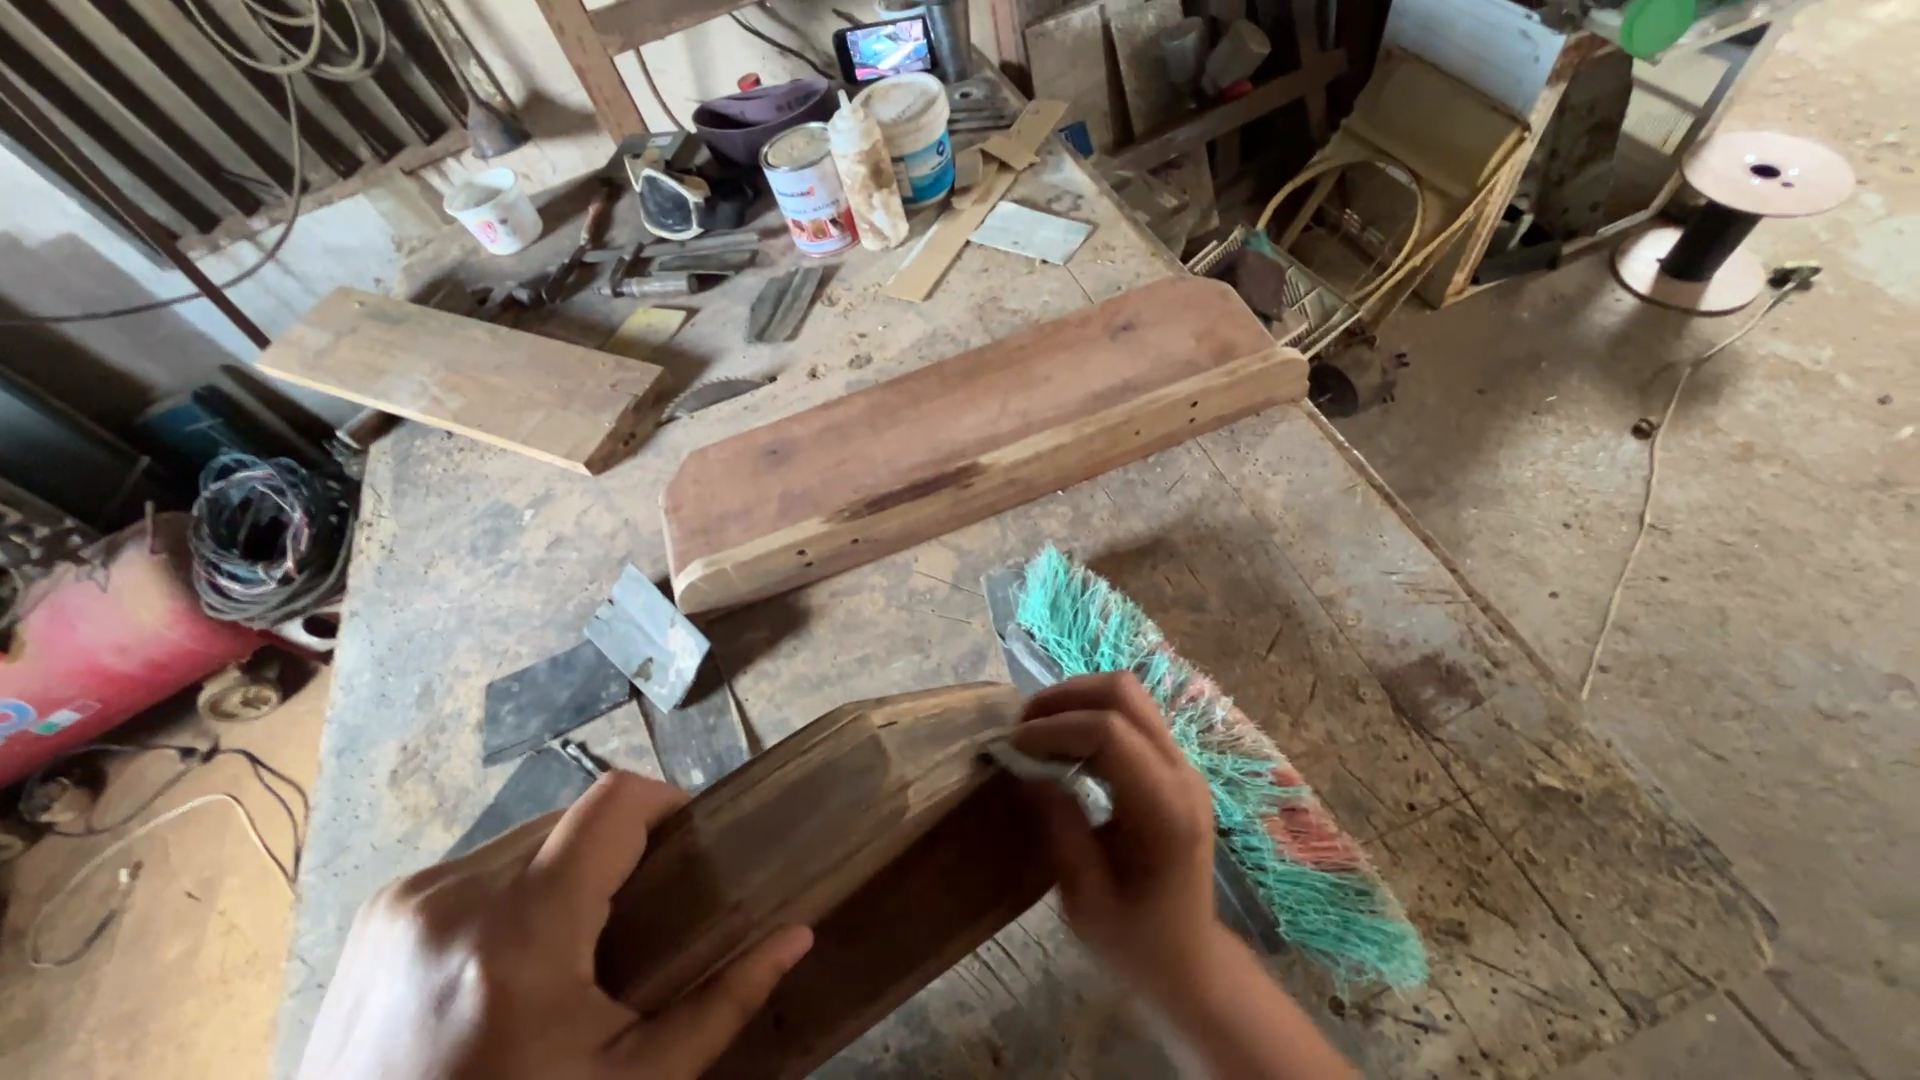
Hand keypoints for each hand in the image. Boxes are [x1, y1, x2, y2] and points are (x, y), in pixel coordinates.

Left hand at [295, 770, 812, 1079]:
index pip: (614, 802)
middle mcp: (454, 893)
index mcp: (521, 933)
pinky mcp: (378, 914)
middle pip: (573, 819)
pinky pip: (478, 865)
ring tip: (581, 942)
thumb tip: (796, 935)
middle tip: (645, 914)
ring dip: (568, 868)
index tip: (693, 843)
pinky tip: (517, 956)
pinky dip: (518, 888)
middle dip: (620, 850)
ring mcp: (405, 900)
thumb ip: (721, 1003)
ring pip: (526, 838)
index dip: (668, 803)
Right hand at [1014, 673, 1226, 999]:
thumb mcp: (1086, 900)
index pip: (1112, 732)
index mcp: (1165, 809)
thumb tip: (1030, 772)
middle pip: (1125, 693)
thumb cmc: (1135, 940)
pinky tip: (1062, 745)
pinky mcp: (1173, 767)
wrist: (1189, 959)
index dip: (1056, 728)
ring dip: (1077, 701)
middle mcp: (1182, 773)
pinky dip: (1090, 715)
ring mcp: (1182, 765)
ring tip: (1037, 732)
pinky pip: (1132, 716)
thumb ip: (1062, 830)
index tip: (1015, 747)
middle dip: (1065, 698)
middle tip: (1022, 727)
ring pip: (1129, 695)